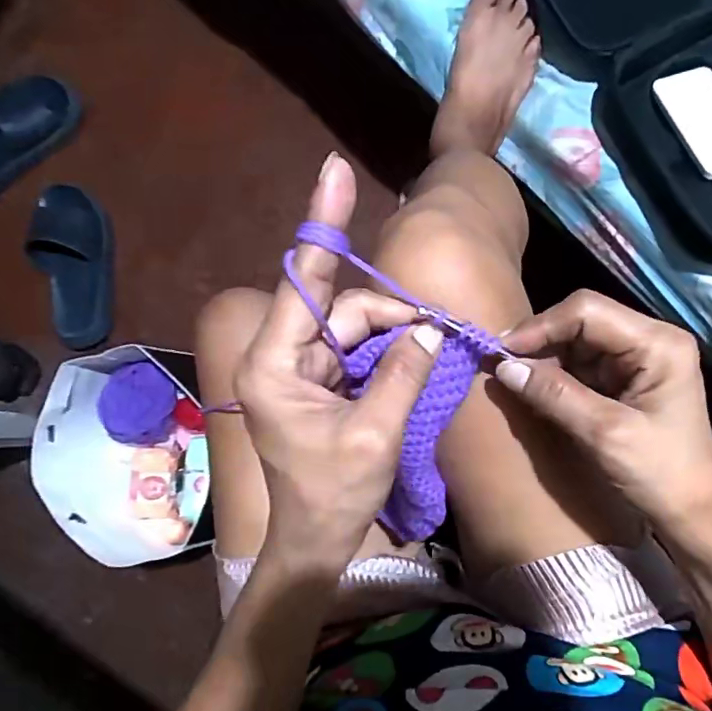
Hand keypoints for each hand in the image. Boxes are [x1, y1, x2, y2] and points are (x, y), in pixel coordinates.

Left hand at [234, 154, 443, 569]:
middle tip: (436, 335)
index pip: (300, 279)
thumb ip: (403, 373)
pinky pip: (356, 349)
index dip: (321, 223)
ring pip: (352, 326)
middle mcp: (281, 355)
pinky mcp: (319, 381)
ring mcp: (300, 368)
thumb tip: (432, 328)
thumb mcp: (376, 434)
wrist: (315, 540)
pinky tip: (411, 361)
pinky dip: (386, 352)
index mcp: (274, 363)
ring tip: (428, 355)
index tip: (334, 170)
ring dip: (392, 336)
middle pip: (339, 307)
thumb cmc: (334, 494)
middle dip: (388, 316)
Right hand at [494, 291, 711, 547]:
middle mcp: (650, 340)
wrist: (689, 513)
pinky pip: (581, 364)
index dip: (541, 326)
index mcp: (658, 344)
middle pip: (582, 320)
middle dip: (540, 340)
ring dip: (543, 357)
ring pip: (577, 341)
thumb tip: (503, 367)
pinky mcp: (625, 379)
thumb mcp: (603, 434)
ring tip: (510, 374)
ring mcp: (638, 359)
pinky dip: (554, 374)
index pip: (588, 312)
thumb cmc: (658, 473)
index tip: (503, 351)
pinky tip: (531, 385)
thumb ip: (554, 395)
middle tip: (500, 363)